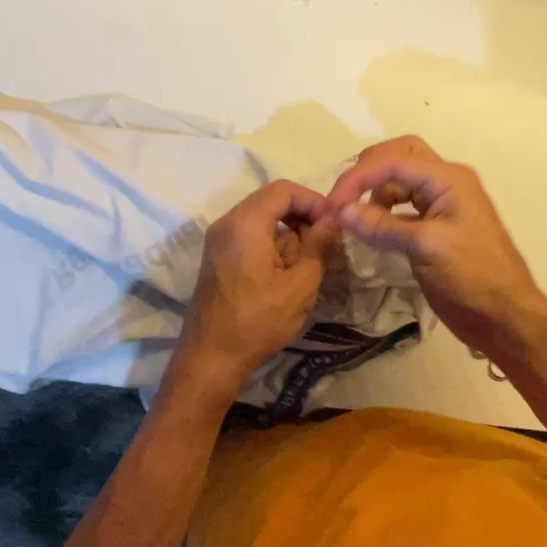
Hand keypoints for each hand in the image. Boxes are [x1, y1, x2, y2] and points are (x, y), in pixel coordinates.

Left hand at [175, 180, 338, 389]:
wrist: (211, 357)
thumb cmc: (258, 322)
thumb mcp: (300, 285)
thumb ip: (319, 246)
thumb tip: (333, 220)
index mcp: (245, 223)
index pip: (284, 190)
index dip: (314, 201)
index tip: (334, 225)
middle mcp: (227, 223)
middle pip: (271, 202)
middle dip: (303, 219)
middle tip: (325, 247)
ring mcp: (218, 241)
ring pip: (262, 220)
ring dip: (290, 235)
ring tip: (308, 266)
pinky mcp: (218, 258)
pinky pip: (250, 237)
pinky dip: (273, 246)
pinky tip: (287, 275)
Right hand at [325, 136, 546, 359]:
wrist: (503, 316)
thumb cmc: (472, 277)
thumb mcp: (426, 247)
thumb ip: (383, 227)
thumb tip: (342, 212)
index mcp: (449, 179)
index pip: (395, 160)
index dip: (359, 177)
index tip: (333, 206)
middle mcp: (446, 184)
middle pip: (400, 157)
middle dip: (367, 171)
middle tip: (341, 199)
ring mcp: (442, 207)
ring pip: (401, 183)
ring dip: (374, 193)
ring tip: (352, 218)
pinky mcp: (436, 230)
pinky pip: (404, 209)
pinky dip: (383, 214)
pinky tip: (369, 231)